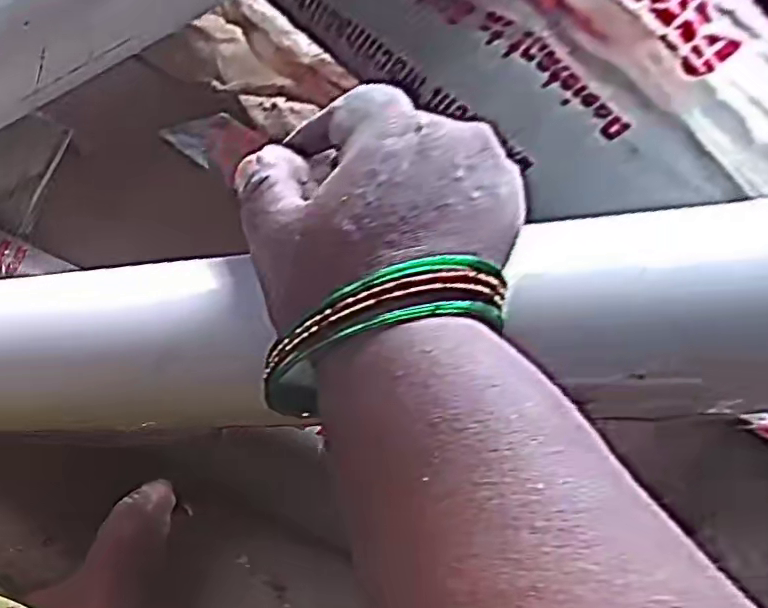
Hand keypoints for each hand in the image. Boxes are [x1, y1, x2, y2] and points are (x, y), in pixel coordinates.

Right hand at [235, 84, 525, 331]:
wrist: (397, 338)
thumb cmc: (331, 286)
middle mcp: (449, 139)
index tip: (296, 164)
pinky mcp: (504, 213)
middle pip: (394, 138)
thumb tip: (263, 162)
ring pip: (428, 167)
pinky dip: (428, 215)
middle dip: (358, 169)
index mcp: (389, 135)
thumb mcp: (272, 236)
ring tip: (361, 241)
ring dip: (395, 192)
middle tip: (323, 215)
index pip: (353, 108)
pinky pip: (457, 197)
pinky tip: (396, 253)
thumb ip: (264, 187)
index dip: (317, 133)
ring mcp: (485, 174)